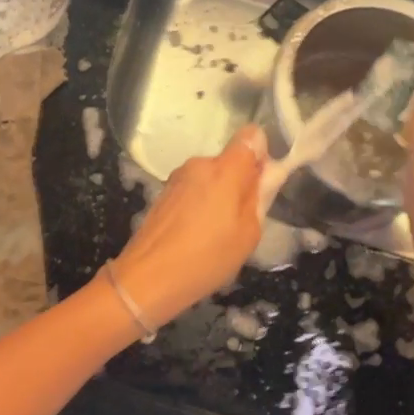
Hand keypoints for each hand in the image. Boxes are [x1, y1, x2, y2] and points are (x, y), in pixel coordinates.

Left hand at [110, 124, 266, 325]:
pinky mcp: (164, 192)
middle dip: (240, 182)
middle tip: (242, 219)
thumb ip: (259, 196)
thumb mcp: (248, 233)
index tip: (261, 183)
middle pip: (230, 160)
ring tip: (216, 233)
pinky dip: (200, 204)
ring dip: (219, 195)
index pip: (252, 136)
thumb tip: (266, 173)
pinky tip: (195, 235)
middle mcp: (200, 164)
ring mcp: (178, 177)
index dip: (262, 154)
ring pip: (211, 176)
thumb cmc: (207, 258)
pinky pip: (194, 189)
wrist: (147, 278)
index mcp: (225, 169)